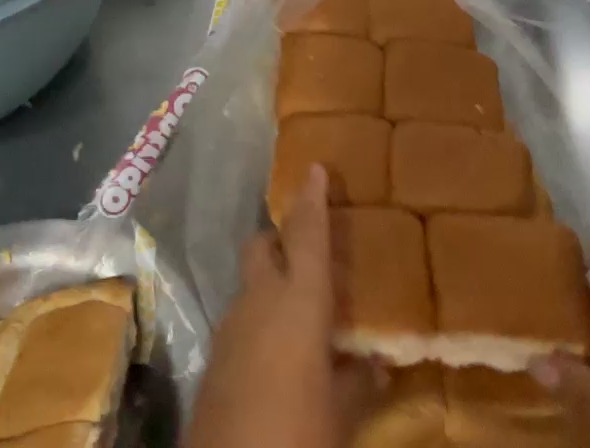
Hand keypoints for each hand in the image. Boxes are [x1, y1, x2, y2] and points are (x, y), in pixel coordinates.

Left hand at [185, 164, 357, 447]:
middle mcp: (259, 301)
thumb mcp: (341, 412)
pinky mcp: (214, 357)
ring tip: (300, 305)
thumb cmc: (297, 431)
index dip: (312, 199)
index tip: (315, 168)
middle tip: (305, 244)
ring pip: (249, 284)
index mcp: (298, 301)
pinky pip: (241, 320)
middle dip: (278, 236)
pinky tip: (278, 349)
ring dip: (269, 282)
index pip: (307, 235)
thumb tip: (376, 364)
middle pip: (262, 246)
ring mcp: (229, 327)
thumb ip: (358, 381)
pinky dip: (259, 318)